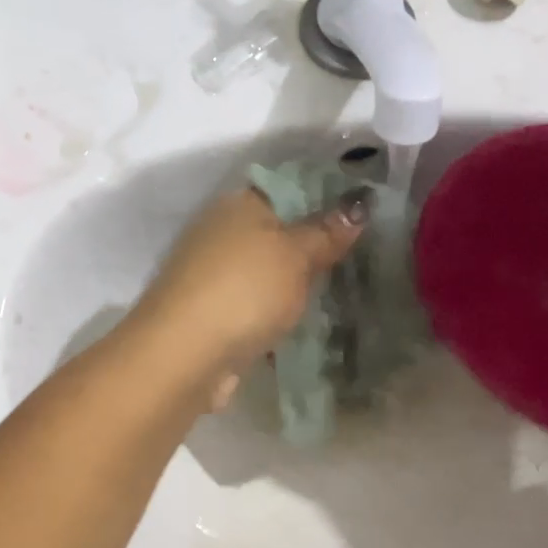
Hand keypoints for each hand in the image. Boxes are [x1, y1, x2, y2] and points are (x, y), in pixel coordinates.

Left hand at [128, 186, 366, 407]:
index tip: (362, 221)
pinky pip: (255, 312)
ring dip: (293, 290)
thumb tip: (358, 204)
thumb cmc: (244, 291)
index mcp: (239, 204)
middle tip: (359, 266)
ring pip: (265, 277)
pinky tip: (303, 331)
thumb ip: (326, 231)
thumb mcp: (296, 254)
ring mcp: (212, 280)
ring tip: (339, 301)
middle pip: (277, 237)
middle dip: (311, 252)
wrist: (184, 357)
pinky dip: (275, 320)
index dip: (326, 202)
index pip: (289, 190)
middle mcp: (221, 235)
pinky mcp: (211, 320)